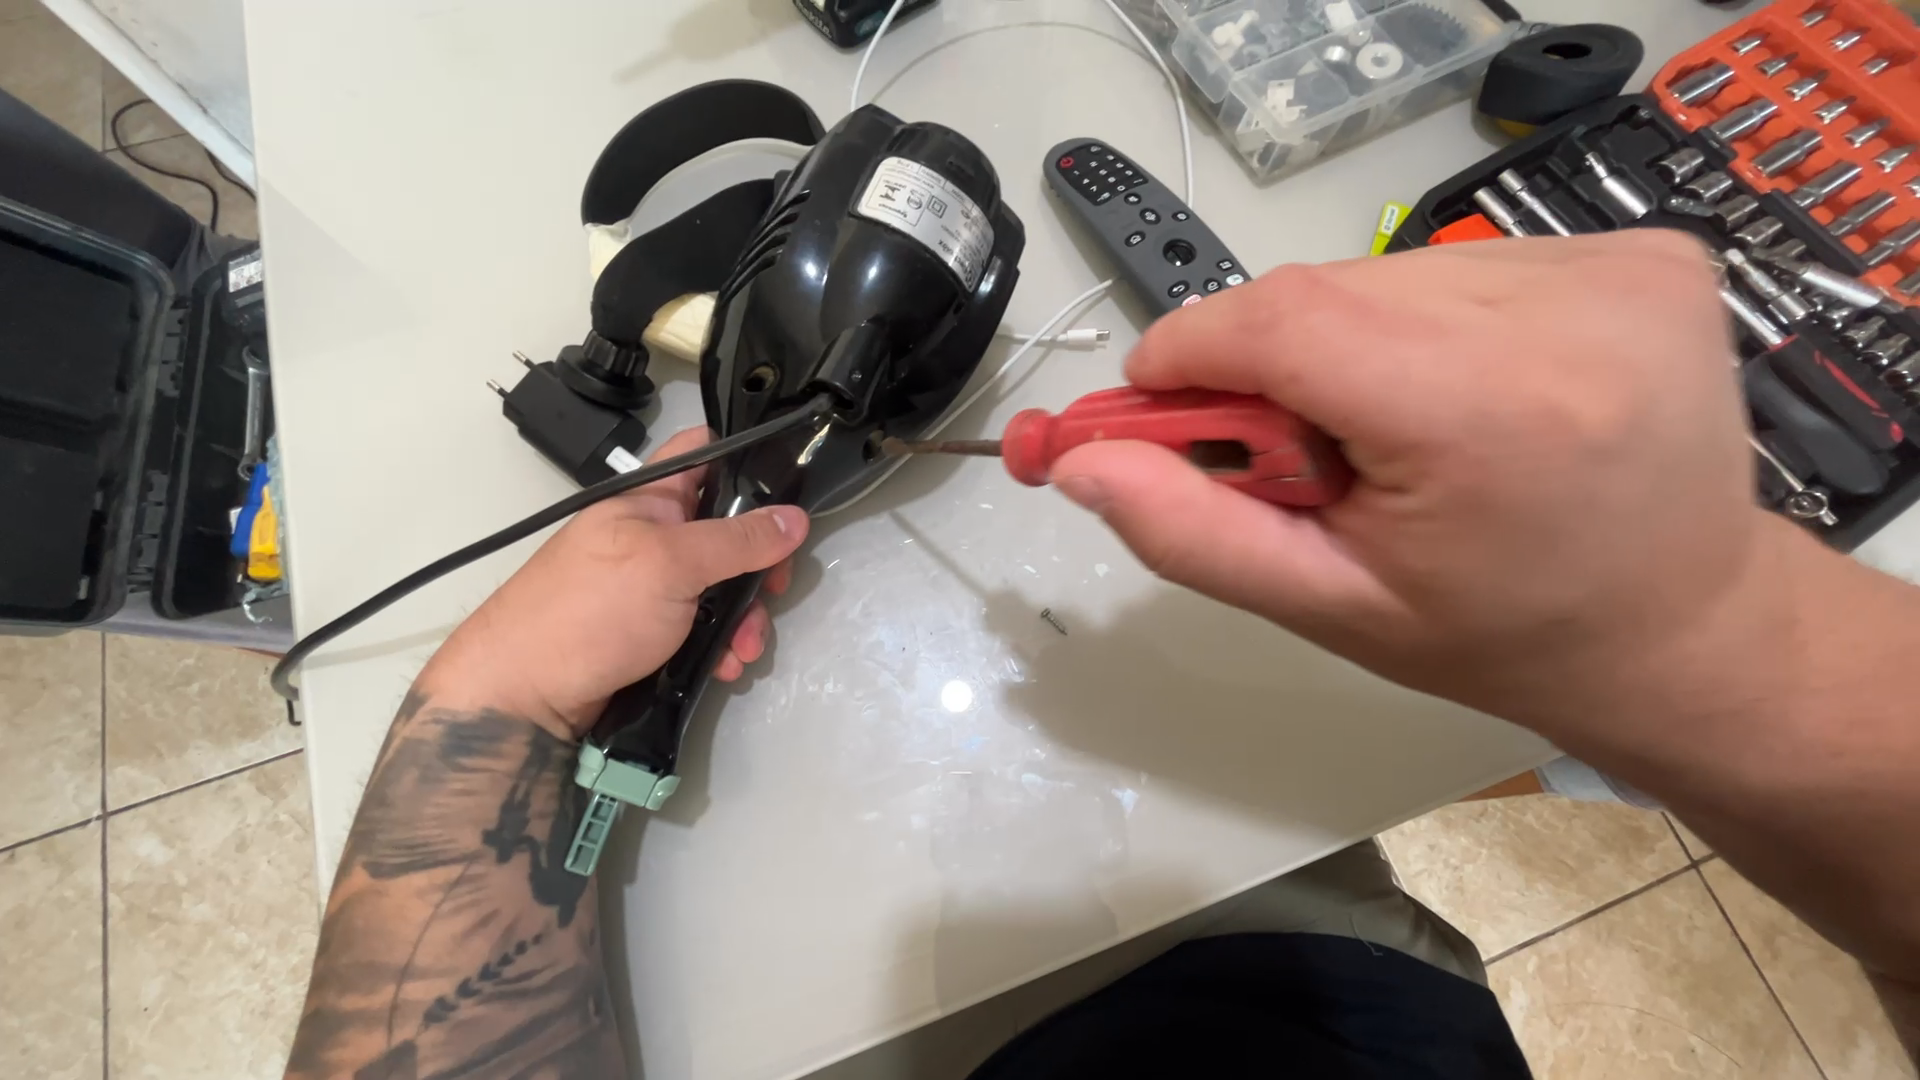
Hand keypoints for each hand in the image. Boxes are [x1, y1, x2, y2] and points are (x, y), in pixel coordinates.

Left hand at [417, 427, 808, 739]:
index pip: (705, 451)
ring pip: (723, 583)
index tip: (786, 488)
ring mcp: (654, 582)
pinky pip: (705, 622)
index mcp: (651, 498)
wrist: (524, 697)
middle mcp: (656, 533)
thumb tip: (797, 518)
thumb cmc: (591, 611)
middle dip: (760, 564)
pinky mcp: (655, 627)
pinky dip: (722, 641)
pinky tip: (724, 664)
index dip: (747, 456)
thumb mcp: (671, 565)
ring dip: (745, 616)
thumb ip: (738, 540)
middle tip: (775, 589)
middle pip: (730, 529)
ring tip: (744, 650)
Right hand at [1050, 231, 1796, 726]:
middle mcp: (1562, 309)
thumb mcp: (1320, 606)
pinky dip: (1398, 329)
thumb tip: (1078, 462)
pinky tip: (1436, 397)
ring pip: (1369, 277)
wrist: (1679, 624)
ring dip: (1327, 349)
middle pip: (1315, 295)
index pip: (1276, 322)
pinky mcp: (1629, 251)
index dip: (1184, 353)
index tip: (1149, 406)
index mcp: (1483, 411)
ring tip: (1366, 433)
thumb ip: (1186, 532)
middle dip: (1254, 366)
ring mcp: (1608, 266)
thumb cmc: (1491, 635)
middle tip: (1270, 451)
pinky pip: (1438, 271)